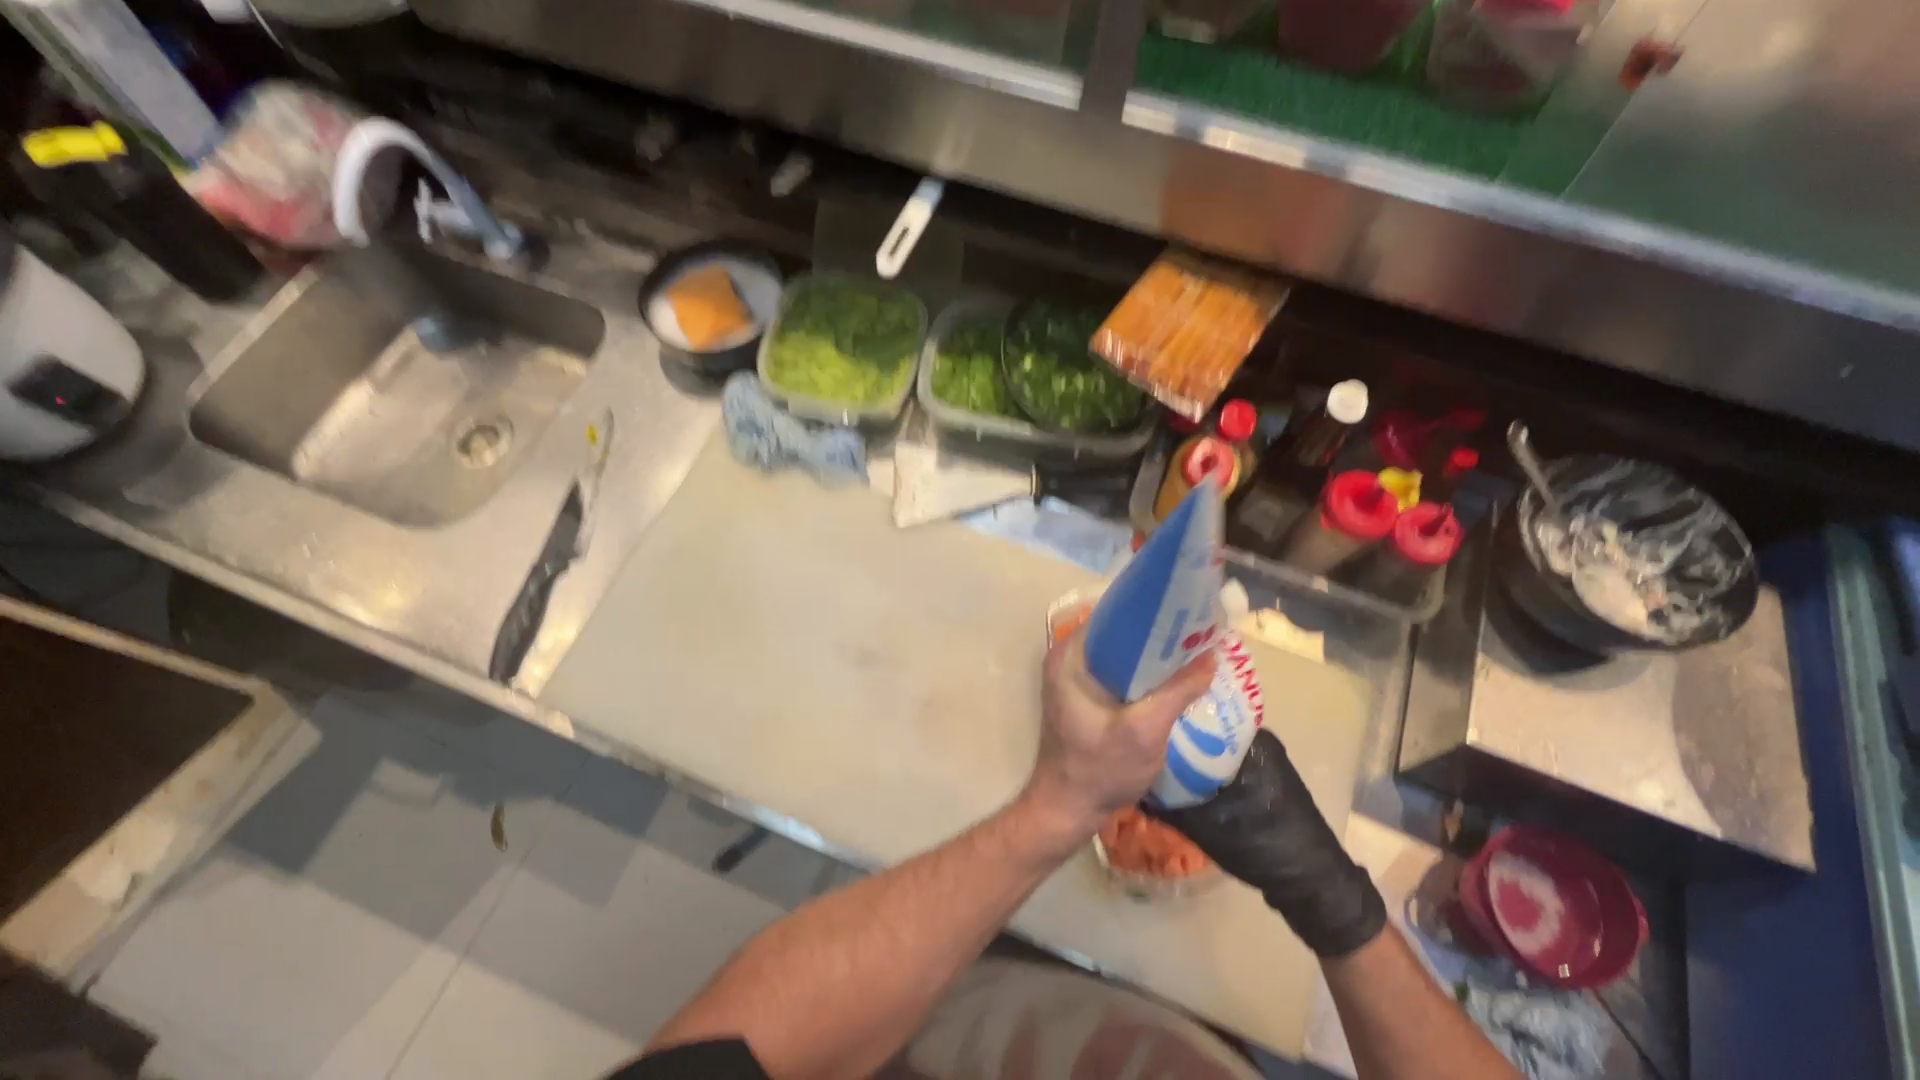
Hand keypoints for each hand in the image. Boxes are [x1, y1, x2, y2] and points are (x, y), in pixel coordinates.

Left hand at [1019, 629, 1215, 852]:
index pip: (1116, 613)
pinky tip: (1178, 679)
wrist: (1068, 810)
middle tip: (1202, 631)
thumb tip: (1213, 655)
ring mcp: (1077, 678)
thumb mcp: (1144, 731)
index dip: (1154, 609)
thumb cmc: (1099, 770)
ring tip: (1197, 649)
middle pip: (1123, 632)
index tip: (1190, 608)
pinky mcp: (1088, 696)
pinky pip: (1123, 673)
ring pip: (1126, 654)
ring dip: (1158, 655)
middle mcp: (1070, 658)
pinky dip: (1149, 674)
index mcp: (1070, 655)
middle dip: (1162, 633)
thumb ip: (1177, 691)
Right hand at [1152, 730, 1385, 957]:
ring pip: (1215, 751)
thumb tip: (1134, 783)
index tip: (1140, 730)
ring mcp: (1264, 762)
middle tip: (1141, 751)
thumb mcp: (1206, 826)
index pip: (1201, 715)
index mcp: (1251, 742)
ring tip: (1155, 766)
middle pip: (1206, 732)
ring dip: (1190, 761)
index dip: (1168, 721)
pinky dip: (1205, 774)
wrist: (1312, 882)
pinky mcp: (1265, 781)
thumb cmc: (1261, 846)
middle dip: (1175, 742)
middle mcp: (1259, 743)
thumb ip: (1168, 803)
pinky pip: (1226, 767)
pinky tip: (1181, 785)